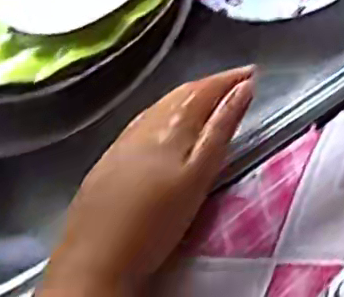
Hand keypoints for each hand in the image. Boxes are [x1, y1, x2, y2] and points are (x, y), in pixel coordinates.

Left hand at [40, 67, 255, 296]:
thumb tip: (245, 87)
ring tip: (207, 98)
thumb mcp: (201, 175)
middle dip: (211, 84)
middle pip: (181, 94)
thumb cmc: (157, 223)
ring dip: (186, 97)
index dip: (231, 78)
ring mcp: (119, 146)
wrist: (91, 270)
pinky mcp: (103, 166)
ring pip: (158, 107)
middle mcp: (143, 127)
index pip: (205, 89)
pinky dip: (163, 113)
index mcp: (171, 126)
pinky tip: (163, 125)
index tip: (253, 72)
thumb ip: (223, 127)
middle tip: (235, 82)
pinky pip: (140, 124)